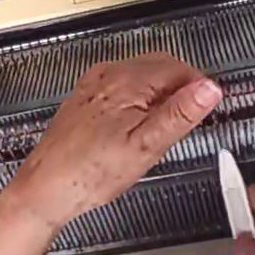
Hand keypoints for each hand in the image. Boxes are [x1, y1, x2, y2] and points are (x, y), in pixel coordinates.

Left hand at [3, 53, 221, 230]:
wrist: (45, 188)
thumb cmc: (89, 172)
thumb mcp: (147, 146)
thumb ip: (180, 114)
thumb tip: (209, 89)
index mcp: (128, 80)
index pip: (179, 67)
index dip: (198, 88)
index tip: (206, 108)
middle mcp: (109, 74)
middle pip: (161, 66)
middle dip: (180, 88)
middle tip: (189, 119)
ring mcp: (95, 84)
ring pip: (141, 75)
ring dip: (160, 92)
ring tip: (163, 126)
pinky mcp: (86, 97)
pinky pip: (122, 86)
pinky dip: (139, 98)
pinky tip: (135, 126)